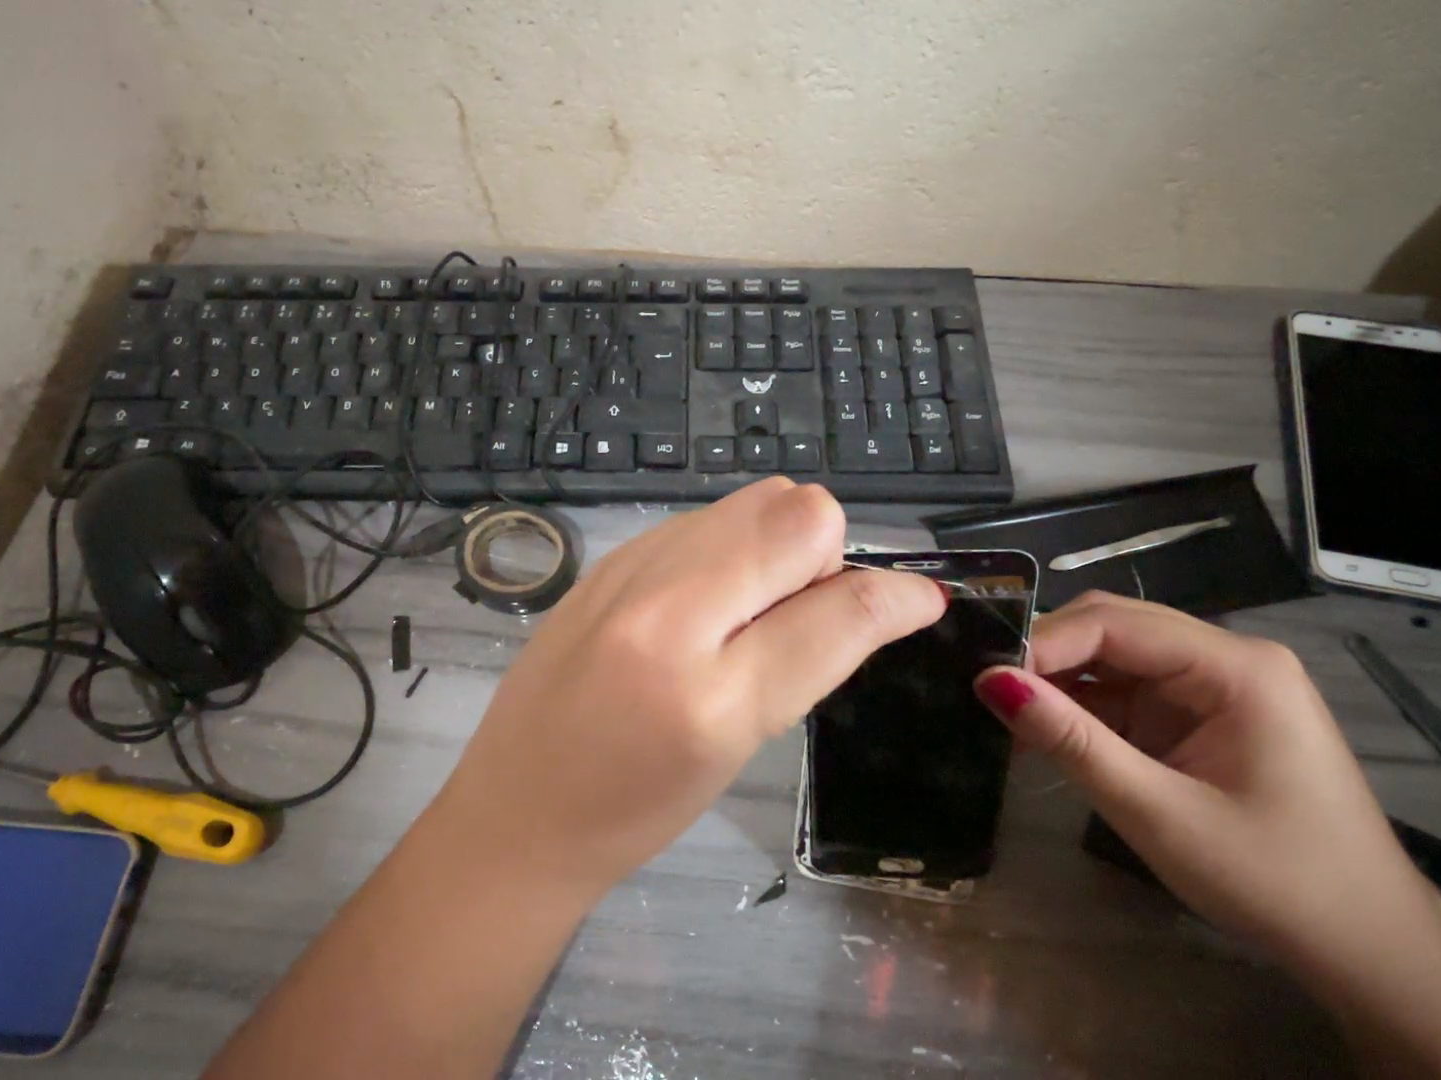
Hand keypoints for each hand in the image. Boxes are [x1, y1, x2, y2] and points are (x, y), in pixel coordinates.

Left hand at [431, 478, 946, 890]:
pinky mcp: (608, 559)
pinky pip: (703, 518)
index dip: (897, 597)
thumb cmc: (636, 807)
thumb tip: (874, 597)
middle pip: (798, 514)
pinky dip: (731, 546)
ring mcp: (630, 575)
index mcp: (712, 696)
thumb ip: (806, 658)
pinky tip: (706, 598)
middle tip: (799, 610)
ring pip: (754, 501)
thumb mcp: (738, 748)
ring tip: (752, 606)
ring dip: (779, 542)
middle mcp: (668, 616)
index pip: (838, 611)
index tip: (922, 600)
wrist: (518, 809)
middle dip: (827, 553)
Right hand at [972, 592, 1440, 979]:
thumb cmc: (1271, 879)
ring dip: (1059, 684)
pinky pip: (1127, 694)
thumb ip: (1073, 741)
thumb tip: (989, 681)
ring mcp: (1214, 688)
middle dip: (1047, 655)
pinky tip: (1042, 733)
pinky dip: (1082, 711)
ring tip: (1001, 716)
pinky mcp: (1200, 718)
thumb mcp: (1157, 811)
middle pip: (1114, 629)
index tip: (982, 677)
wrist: (1363, 947)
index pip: (1116, 623)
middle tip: (984, 691)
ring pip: (1114, 660)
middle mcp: (1226, 660)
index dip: (1044, 642)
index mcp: (1236, 667)